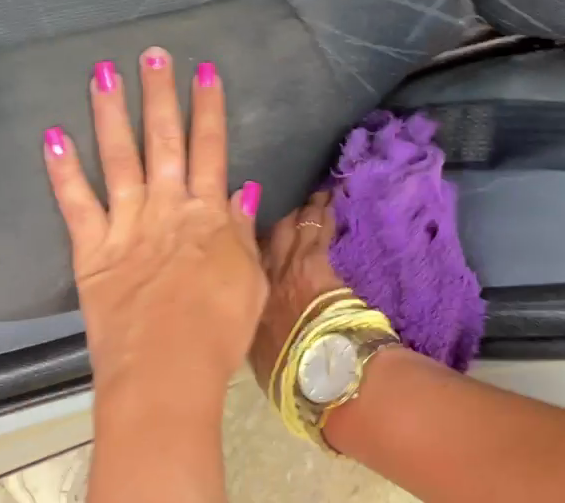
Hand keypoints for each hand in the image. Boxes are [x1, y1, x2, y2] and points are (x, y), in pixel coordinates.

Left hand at [42, 47, 266, 404]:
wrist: (167, 374)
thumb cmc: (217, 331)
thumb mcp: (248, 280)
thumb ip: (242, 231)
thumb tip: (243, 189)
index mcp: (206, 214)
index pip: (210, 148)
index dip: (208, 107)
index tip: (204, 70)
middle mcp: (166, 207)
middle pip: (164, 140)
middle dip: (160, 94)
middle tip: (152, 53)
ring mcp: (126, 225)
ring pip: (119, 158)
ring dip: (111, 113)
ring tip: (103, 73)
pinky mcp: (92, 251)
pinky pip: (76, 205)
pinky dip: (63, 171)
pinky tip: (53, 137)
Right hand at [249, 190, 346, 386]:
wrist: (319, 371)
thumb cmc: (291, 374)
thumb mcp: (258, 358)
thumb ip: (253, 334)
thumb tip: (246, 327)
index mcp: (243, 305)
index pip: (238, 266)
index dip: (242, 243)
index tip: (244, 226)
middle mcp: (259, 279)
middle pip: (260, 239)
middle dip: (266, 214)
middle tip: (271, 193)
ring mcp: (285, 267)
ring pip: (290, 228)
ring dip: (300, 209)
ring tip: (308, 190)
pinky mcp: (313, 262)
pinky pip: (317, 229)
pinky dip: (321, 213)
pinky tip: (326, 199)